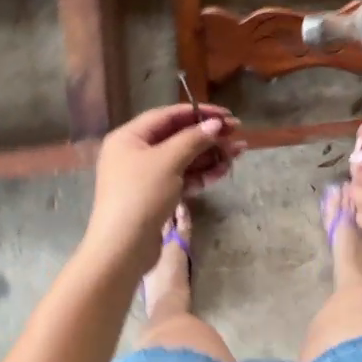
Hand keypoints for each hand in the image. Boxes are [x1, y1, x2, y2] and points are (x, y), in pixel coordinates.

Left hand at [84, 103, 244, 274]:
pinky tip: (223, 170)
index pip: (168, 116)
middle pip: (177, 137)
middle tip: (237, 134)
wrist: (123, 248)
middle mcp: (135, 153)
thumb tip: (215, 124)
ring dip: (210, 155)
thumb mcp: (169, 161)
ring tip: (239, 152)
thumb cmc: (141, 195)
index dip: (199, 113)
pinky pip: (182, 178)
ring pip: (183, 159)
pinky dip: (201, 174)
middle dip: (208, 136)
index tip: (227, 115)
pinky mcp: (156, 197)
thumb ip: (194, 139)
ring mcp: (146, 176)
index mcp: (129, 137)